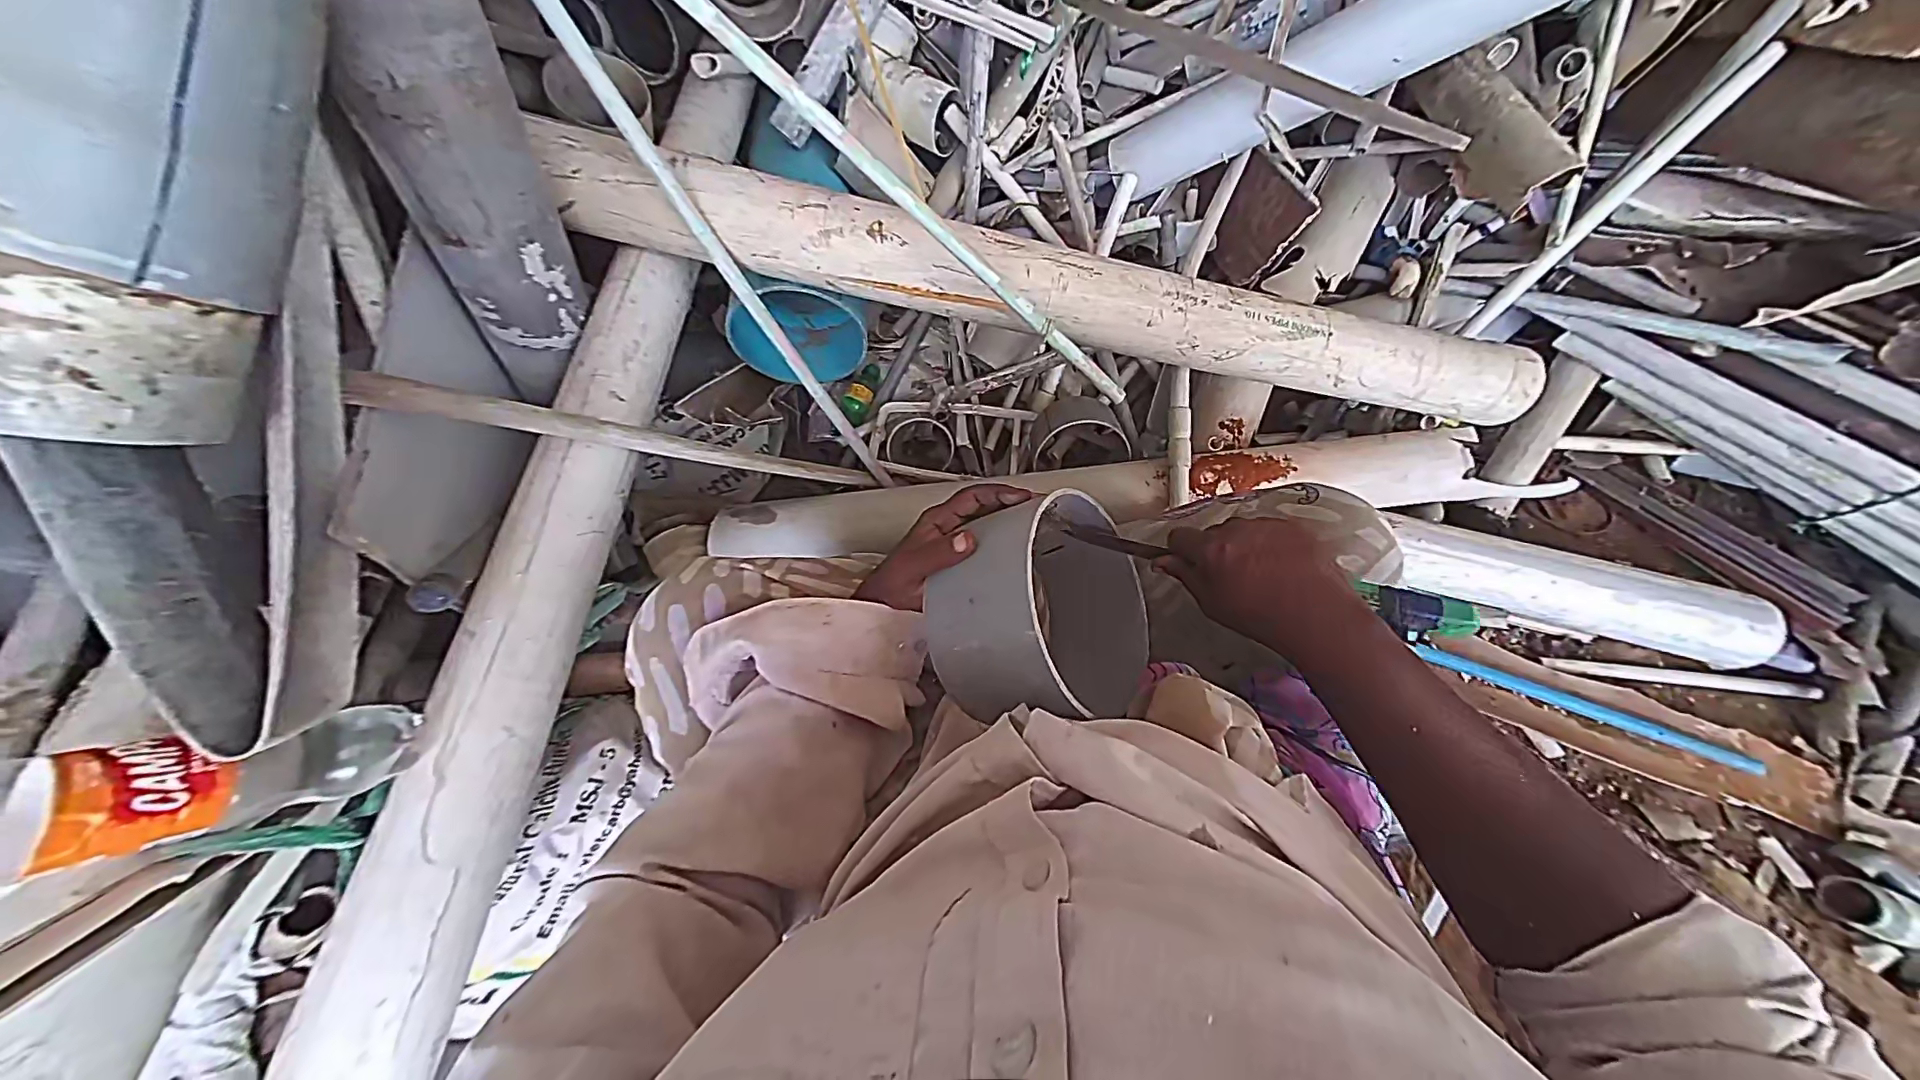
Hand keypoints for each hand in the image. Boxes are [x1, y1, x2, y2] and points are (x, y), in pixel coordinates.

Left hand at [853, 484, 1034, 610]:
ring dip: (1008, 523)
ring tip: (1031, 526)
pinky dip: (1001, 548)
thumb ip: (938, 553)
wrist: (881, 609)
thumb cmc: (889, 588)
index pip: (972, 497)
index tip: (1020, 497)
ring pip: (986, 527)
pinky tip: (1013, 556)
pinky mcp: (958, 565)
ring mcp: (953, 548)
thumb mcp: (912, 568)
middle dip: (1010, 503)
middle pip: (983, 508)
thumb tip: (967, 539)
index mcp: (936, 523)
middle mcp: (946, 531)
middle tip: (1035, 507)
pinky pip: (984, 550)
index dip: (997, 493)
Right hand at [1153, 517, 1360, 642]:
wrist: (1316, 614)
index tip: (1188, 562)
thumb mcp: (1211, 603)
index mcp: (1210, 549)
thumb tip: (1164, 561)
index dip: (1180, 551)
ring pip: (1242, 531)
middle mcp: (1236, 530)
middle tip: (1229, 577)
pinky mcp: (1290, 526)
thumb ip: (1185, 576)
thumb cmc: (1263, 615)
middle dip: (1216, 549)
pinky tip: (1280, 569)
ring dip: (1244, 546)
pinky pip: (1269, 530)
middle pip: (1212, 533)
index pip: (1178, 536)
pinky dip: (1270, 544)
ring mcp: (1265, 525)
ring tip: (1260, 575)